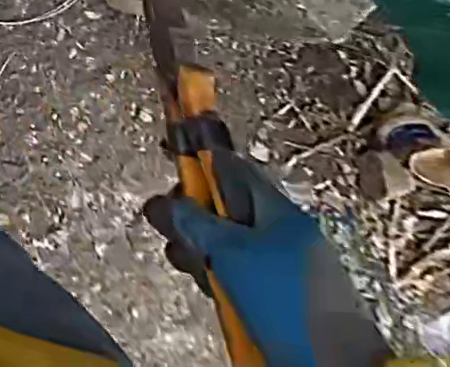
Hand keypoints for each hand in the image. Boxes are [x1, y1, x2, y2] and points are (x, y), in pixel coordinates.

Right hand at [144, 149, 391, 366]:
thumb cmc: (286, 301)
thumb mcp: (230, 253)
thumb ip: (193, 221)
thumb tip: (163, 202)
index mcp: (276, 210)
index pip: (230, 165)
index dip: (196, 153)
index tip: (167, 148)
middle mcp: (280, 232)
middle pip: (222, 205)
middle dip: (190, 213)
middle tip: (169, 225)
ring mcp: (281, 267)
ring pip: (226, 243)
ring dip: (199, 249)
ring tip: (187, 264)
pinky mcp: (278, 299)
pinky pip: (237, 274)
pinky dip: (218, 277)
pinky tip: (211, 291)